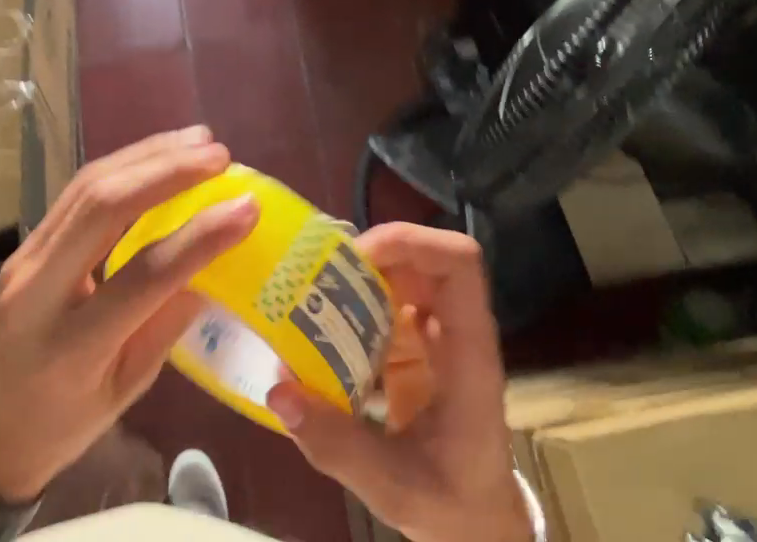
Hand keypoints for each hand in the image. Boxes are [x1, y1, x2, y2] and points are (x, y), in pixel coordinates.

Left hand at [0, 127, 256, 503]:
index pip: (144, 276)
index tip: (248, 206)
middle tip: (221, 156)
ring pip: (86, 186)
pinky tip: (156, 156)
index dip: (200, 237)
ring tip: (197, 141)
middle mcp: (40, 289)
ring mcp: (25, 259)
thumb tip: (217, 263)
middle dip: (166, 171)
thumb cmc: (62, 426)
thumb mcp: (127, 389)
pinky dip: (121, 166)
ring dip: (145, 156)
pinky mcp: (25, 244)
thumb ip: (169, 323)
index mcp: (73, 345)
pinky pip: (75, 193)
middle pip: (102, 207)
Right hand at [266, 224, 532, 541]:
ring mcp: (437, 339)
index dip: (410, 243)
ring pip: (400, 278)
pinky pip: (383, 308)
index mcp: (469, 355)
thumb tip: (279, 390)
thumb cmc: (452, 505)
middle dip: (367, 257)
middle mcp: (456, 333)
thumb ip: (338, 445)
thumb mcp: (394, 486)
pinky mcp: (415, 351)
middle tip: (314, 275)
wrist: (477, 527)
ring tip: (304, 296)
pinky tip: (314, 333)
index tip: (355, 259)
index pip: (458, 264)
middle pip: (422, 259)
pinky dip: (348, 310)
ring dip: (353, 280)